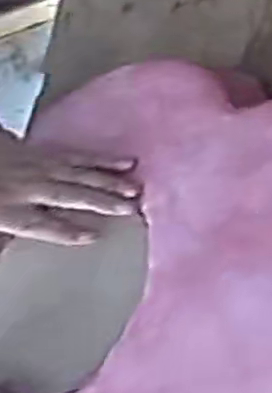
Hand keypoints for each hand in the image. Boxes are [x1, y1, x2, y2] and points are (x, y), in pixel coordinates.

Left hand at [0, 133, 139, 245]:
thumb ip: (0, 224)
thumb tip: (10, 241)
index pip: (35, 223)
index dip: (63, 230)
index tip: (93, 236)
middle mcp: (22, 187)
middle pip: (68, 196)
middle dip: (100, 202)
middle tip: (132, 209)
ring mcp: (34, 166)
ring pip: (79, 175)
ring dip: (110, 182)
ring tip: (136, 189)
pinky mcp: (39, 152)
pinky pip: (76, 155)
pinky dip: (102, 160)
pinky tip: (127, 163)